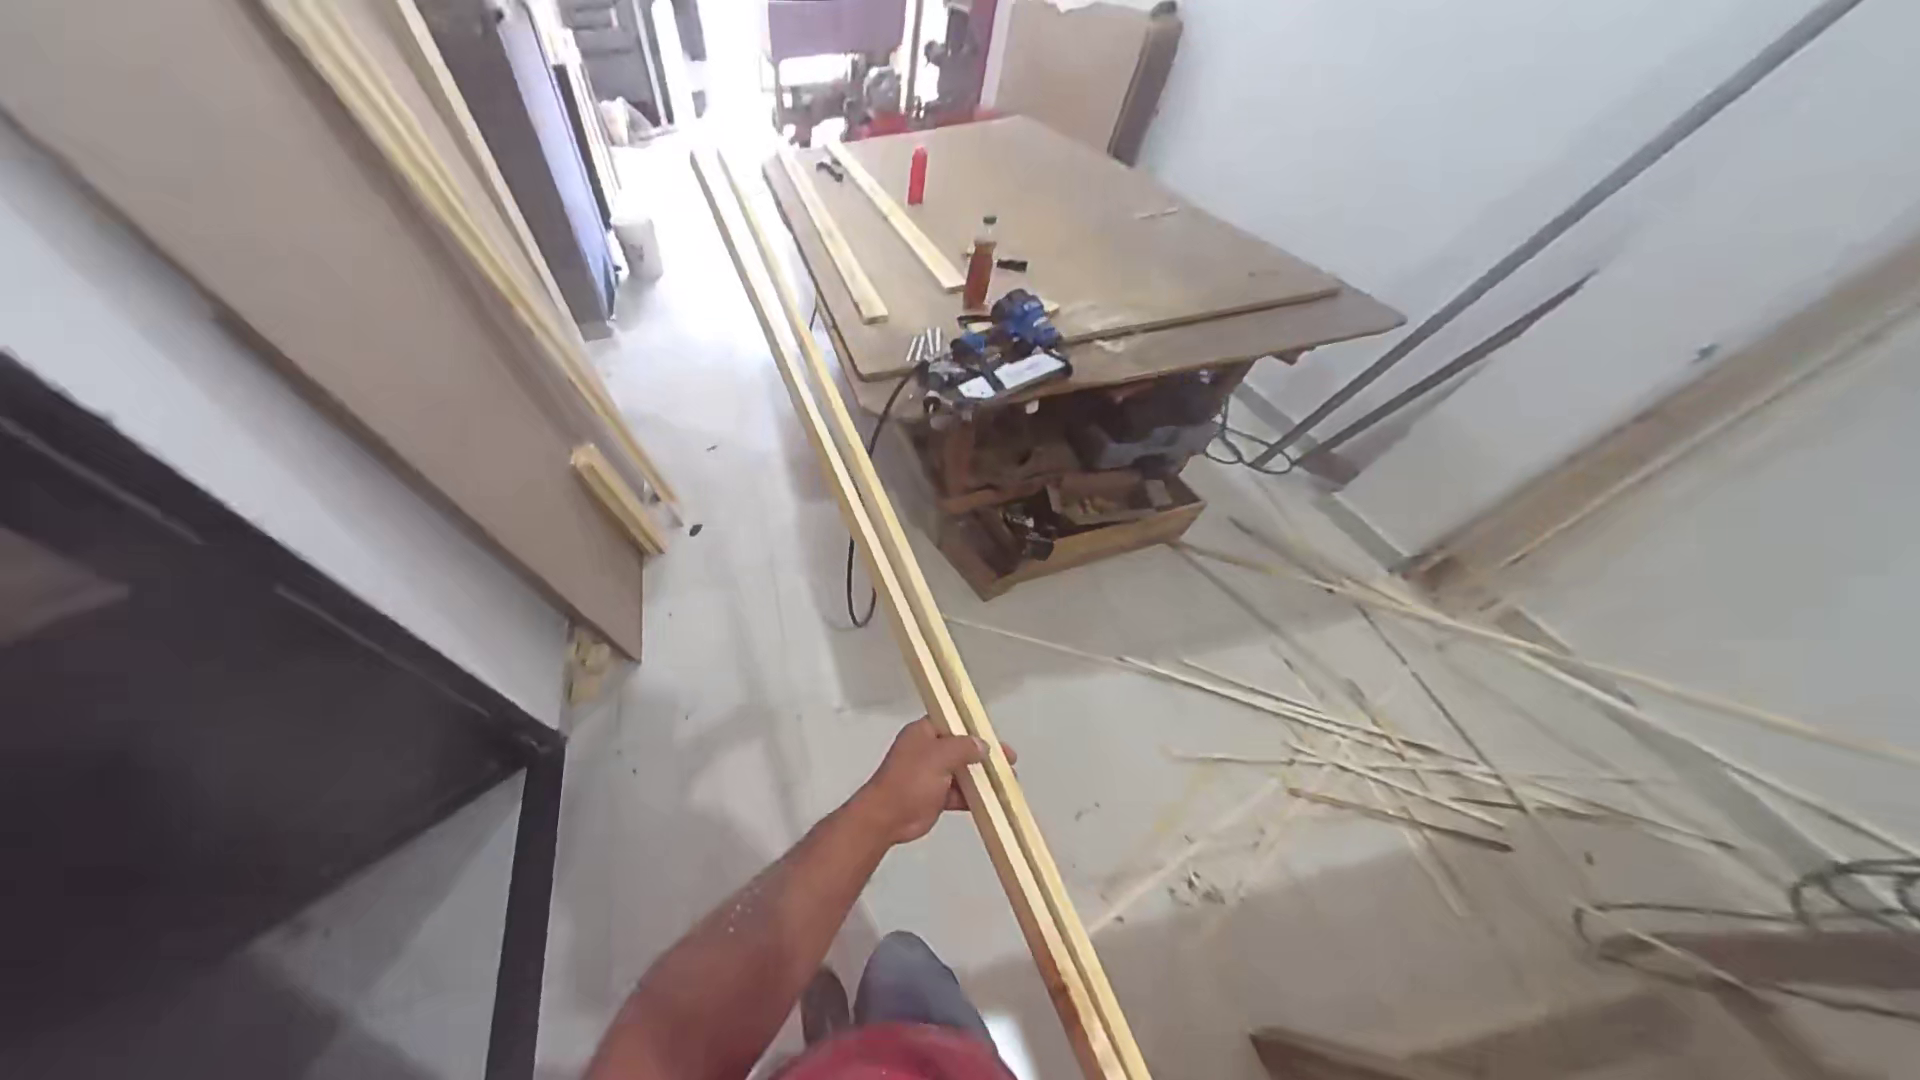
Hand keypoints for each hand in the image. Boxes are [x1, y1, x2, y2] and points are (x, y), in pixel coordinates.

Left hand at [852, 717, 1016, 845]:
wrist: (887, 818)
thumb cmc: (911, 780)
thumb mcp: (939, 756)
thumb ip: (963, 748)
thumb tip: (984, 746)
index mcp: (923, 732)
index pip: (953, 722)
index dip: (976, 728)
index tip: (996, 737)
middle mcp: (928, 750)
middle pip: (962, 747)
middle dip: (985, 754)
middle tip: (1009, 760)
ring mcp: (932, 774)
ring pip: (963, 771)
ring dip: (983, 776)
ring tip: (1007, 781)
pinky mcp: (935, 796)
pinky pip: (959, 792)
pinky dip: (974, 795)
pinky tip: (993, 799)